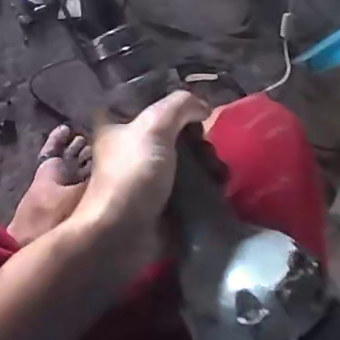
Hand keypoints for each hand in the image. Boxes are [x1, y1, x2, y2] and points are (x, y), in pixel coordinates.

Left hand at [65, 90, 210, 277]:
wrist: (121, 237)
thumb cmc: (132, 174)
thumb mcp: (154, 126)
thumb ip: (180, 105)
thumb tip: (204, 107)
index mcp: (119, 124)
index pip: (153, 102)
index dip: (177, 106)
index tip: (197, 114)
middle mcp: (133, 148)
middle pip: (176, 132)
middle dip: (199, 140)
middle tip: (207, 151)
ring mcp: (149, 177)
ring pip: (187, 160)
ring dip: (208, 163)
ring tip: (218, 173)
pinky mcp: (164, 202)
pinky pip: (192, 186)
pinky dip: (208, 185)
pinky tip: (220, 186)